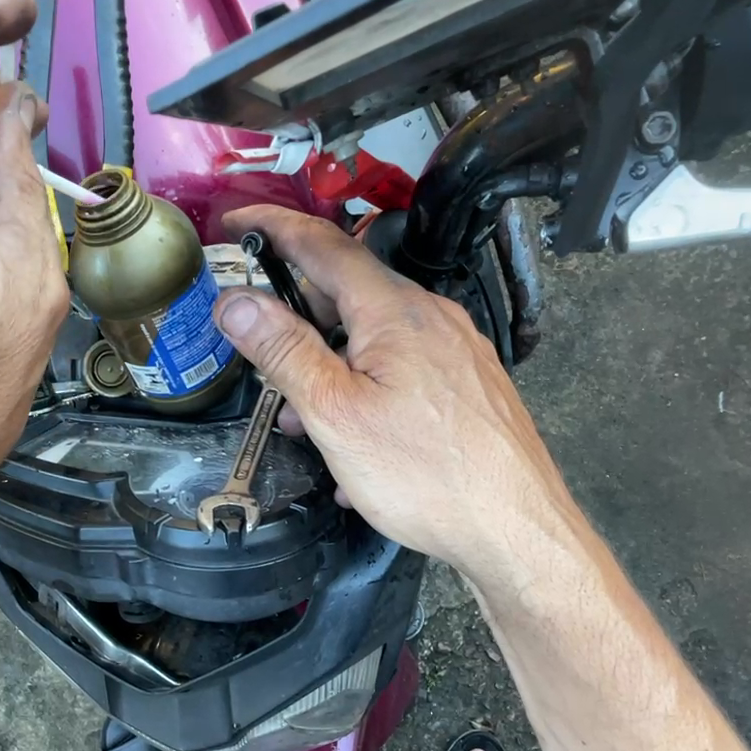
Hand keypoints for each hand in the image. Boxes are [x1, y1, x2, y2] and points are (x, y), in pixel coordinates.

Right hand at [211, 206, 578, 574]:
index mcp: (394, 312)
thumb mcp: (336, 413)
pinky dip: (366, 389)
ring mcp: (457, 351)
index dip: (272, 226)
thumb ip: (284, 352)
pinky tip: (355, 443)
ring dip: (329, 364)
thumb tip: (236, 301)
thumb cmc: (426, 475)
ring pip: (375, 338)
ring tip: (302, 417)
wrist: (516, 531)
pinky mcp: (469, 386)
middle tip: (259, 345)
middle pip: (349, 292)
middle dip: (298, 315)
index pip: (322, 245)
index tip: (235, 219)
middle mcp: (432, 318)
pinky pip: (403, 370)